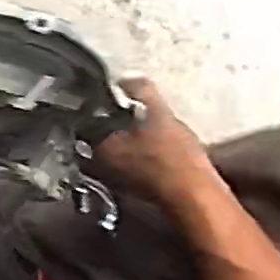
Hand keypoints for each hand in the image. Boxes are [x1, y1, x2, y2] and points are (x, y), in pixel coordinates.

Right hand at [96, 77, 220, 207]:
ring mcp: (187, 141)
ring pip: (155, 133)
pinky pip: (162, 152)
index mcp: (156, 111)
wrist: (190, 196)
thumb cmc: (150, 168)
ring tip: (119, 157)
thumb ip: (97, 140)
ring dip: (138, 141)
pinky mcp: (190, 161)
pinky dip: (147, 158)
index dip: (124, 84)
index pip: (139, 87)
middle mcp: (175, 121)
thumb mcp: (108, 153)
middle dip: (127, 121)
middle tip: (108, 130)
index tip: (117, 83)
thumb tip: (88, 137)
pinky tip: (135, 173)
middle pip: (148, 113)